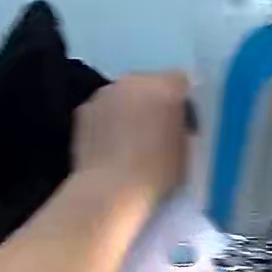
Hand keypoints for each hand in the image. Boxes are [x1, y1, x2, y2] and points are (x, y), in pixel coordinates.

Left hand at [72, 72, 189, 204]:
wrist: (111, 191)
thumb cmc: (158, 173)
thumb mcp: (187, 147)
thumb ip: (183, 124)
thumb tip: (176, 120)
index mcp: (166, 88)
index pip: (181, 80)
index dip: (183, 100)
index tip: (183, 123)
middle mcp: (134, 81)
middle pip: (150, 82)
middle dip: (155, 100)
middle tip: (157, 130)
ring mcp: (105, 93)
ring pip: (125, 93)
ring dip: (130, 107)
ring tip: (131, 139)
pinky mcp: (83, 109)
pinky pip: (104, 108)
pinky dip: (108, 119)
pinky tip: (110, 144)